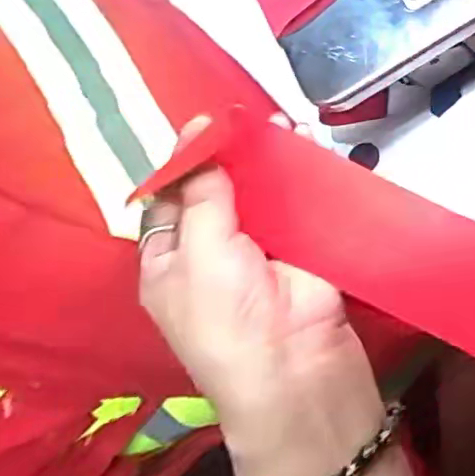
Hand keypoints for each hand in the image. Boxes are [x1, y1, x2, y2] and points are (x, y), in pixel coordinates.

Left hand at [138, 116, 384, 475]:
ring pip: (259, 190)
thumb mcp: (199, 253)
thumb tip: (199, 135)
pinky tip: (304, 143)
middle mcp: (210, 248)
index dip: (184, 162)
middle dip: (230, 155)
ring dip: (267, 159)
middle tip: (244, 118)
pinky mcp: (300, 239)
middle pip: (216, 189)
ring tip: (278, 123)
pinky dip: (299, 171)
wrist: (295, 357)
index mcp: (169, 258)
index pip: (169, 198)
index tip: (206, 124)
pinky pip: (296, 197)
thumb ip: (202, 194)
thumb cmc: (226, 313)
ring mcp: (259, 243)